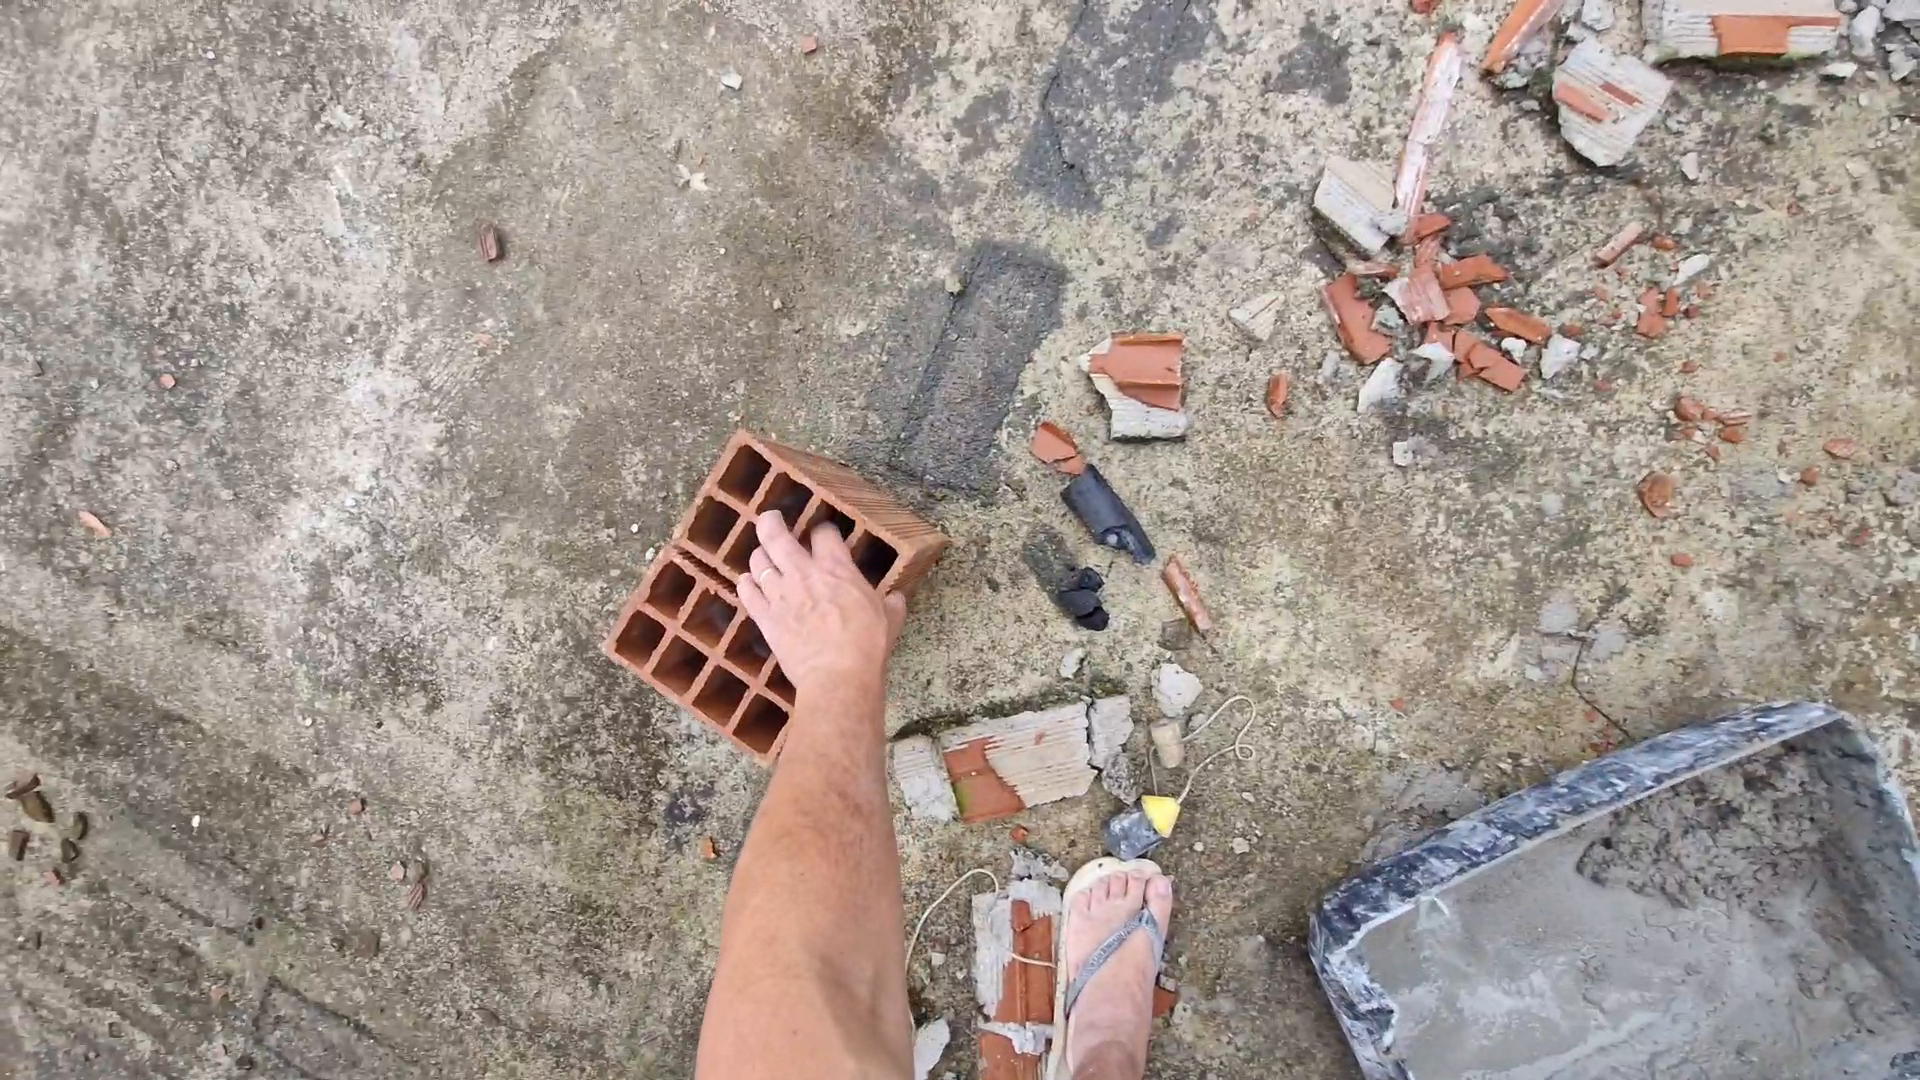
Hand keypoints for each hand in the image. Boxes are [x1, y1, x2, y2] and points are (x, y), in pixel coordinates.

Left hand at [737, 511, 907, 696]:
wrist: (838, 675)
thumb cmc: (867, 645)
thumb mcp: (888, 620)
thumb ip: (891, 604)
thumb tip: (897, 598)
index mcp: (837, 568)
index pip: (824, 533)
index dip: (823, 531)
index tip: (824, 535)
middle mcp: (804, 573)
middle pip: (777, 535)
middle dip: (771, 522)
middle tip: (771, 518)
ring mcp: (781, 594)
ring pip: (759, 561)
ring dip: (760, 555)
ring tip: (763, 555)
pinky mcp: (766, 618)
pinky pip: (748, 593)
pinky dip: (746, 584)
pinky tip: (747, 581)